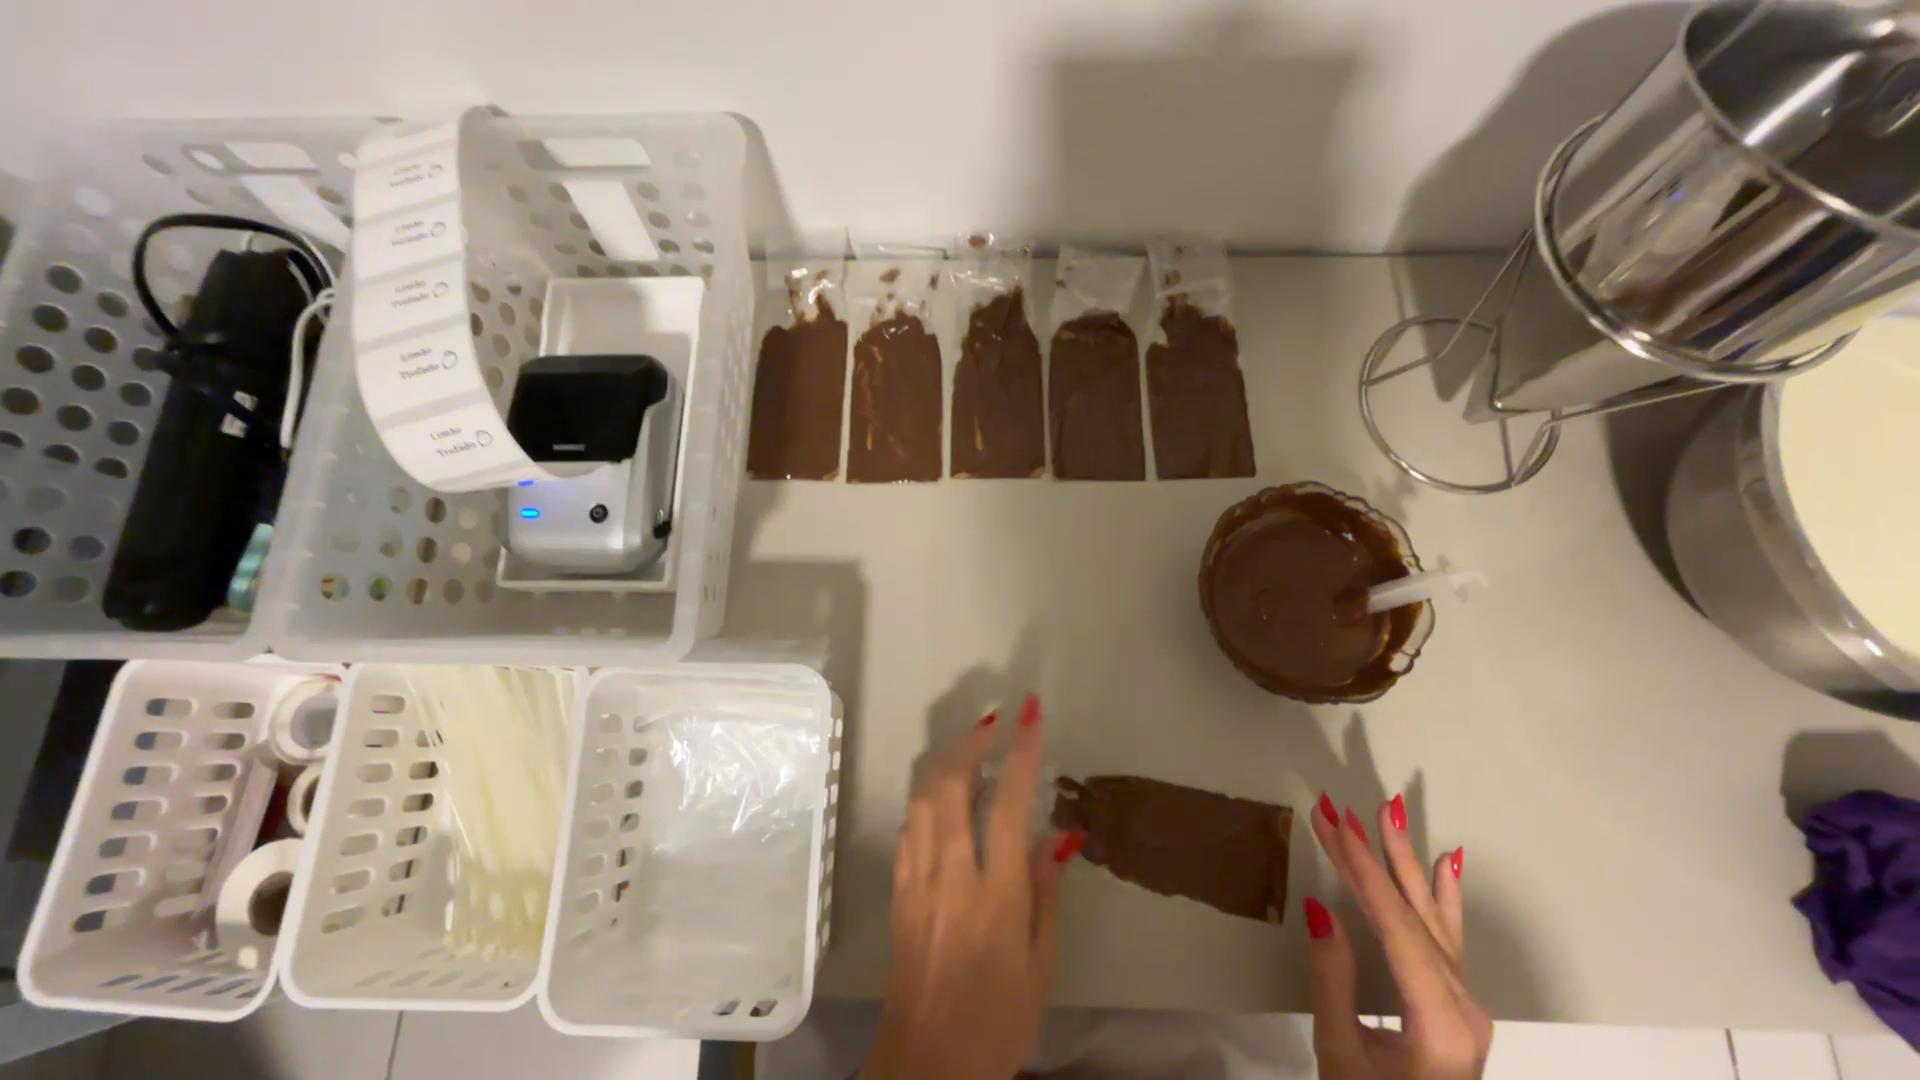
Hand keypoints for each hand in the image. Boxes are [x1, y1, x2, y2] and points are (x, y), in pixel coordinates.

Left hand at [863, 696, 1082, 1079]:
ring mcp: (915, 880)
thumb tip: (1058, 834)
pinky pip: (908, 826)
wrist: (928, 1062)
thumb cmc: (999, 1019)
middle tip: (995, 720)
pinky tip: (942, 793)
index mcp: (994, 896)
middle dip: (971, 741)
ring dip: (945, 760)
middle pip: (949, 785)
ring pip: (921, 799)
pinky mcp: (897, 891)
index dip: (1019, 751)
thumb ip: (1047, 892)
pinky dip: (926, 795)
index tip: (1029, 714)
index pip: (1006, 804)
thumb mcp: (1042, 964)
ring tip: (970, 743)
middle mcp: (949, 876)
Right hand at [1304, 794, 1491, 1079]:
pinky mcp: (1458, 1003)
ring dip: (1406, 862)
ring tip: (1391, 811)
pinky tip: (1447, 862)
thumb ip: (1333, 982)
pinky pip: (1450, 937)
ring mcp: (1466, 1002)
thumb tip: (1322, 909)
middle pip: (1414, 911)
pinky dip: (1445, 895)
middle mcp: (1463, 1002)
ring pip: (1432, 917)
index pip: (1394, 924)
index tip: (1333, 822)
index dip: (1361, 869)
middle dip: (1376, 853)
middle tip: (1344, 806)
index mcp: (1438, 1018)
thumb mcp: (1341, 1056)